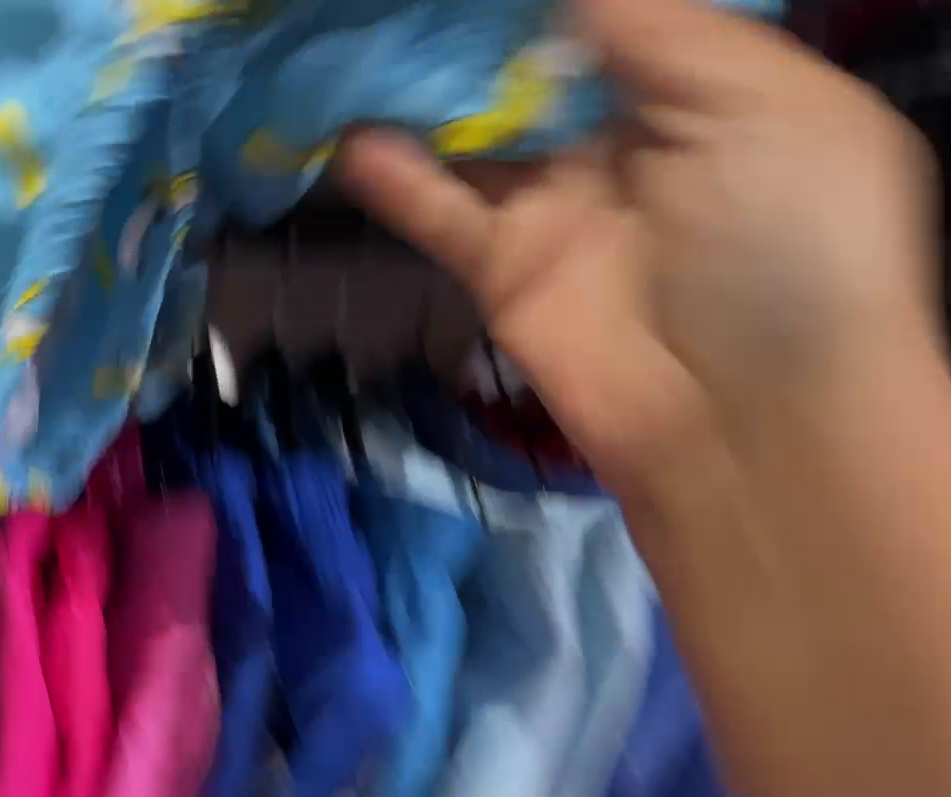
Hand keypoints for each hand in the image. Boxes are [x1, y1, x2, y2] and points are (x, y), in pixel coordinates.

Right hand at [338, 0, 942, 506]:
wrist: (734, 409)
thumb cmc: (787, 247)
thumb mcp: (762, 109)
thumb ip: (661, 37)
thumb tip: (557, 3)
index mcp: (698, 90)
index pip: (606, 25)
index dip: (542, 10)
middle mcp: (615, 140)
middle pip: (528, 77)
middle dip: (473, 46)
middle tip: (408, 21)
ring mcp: (548, 208)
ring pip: (472, 143)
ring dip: (420, 107)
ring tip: (363, 63)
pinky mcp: (497, 265)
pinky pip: (439, 212)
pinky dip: (396, 183)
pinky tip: (354, 148)